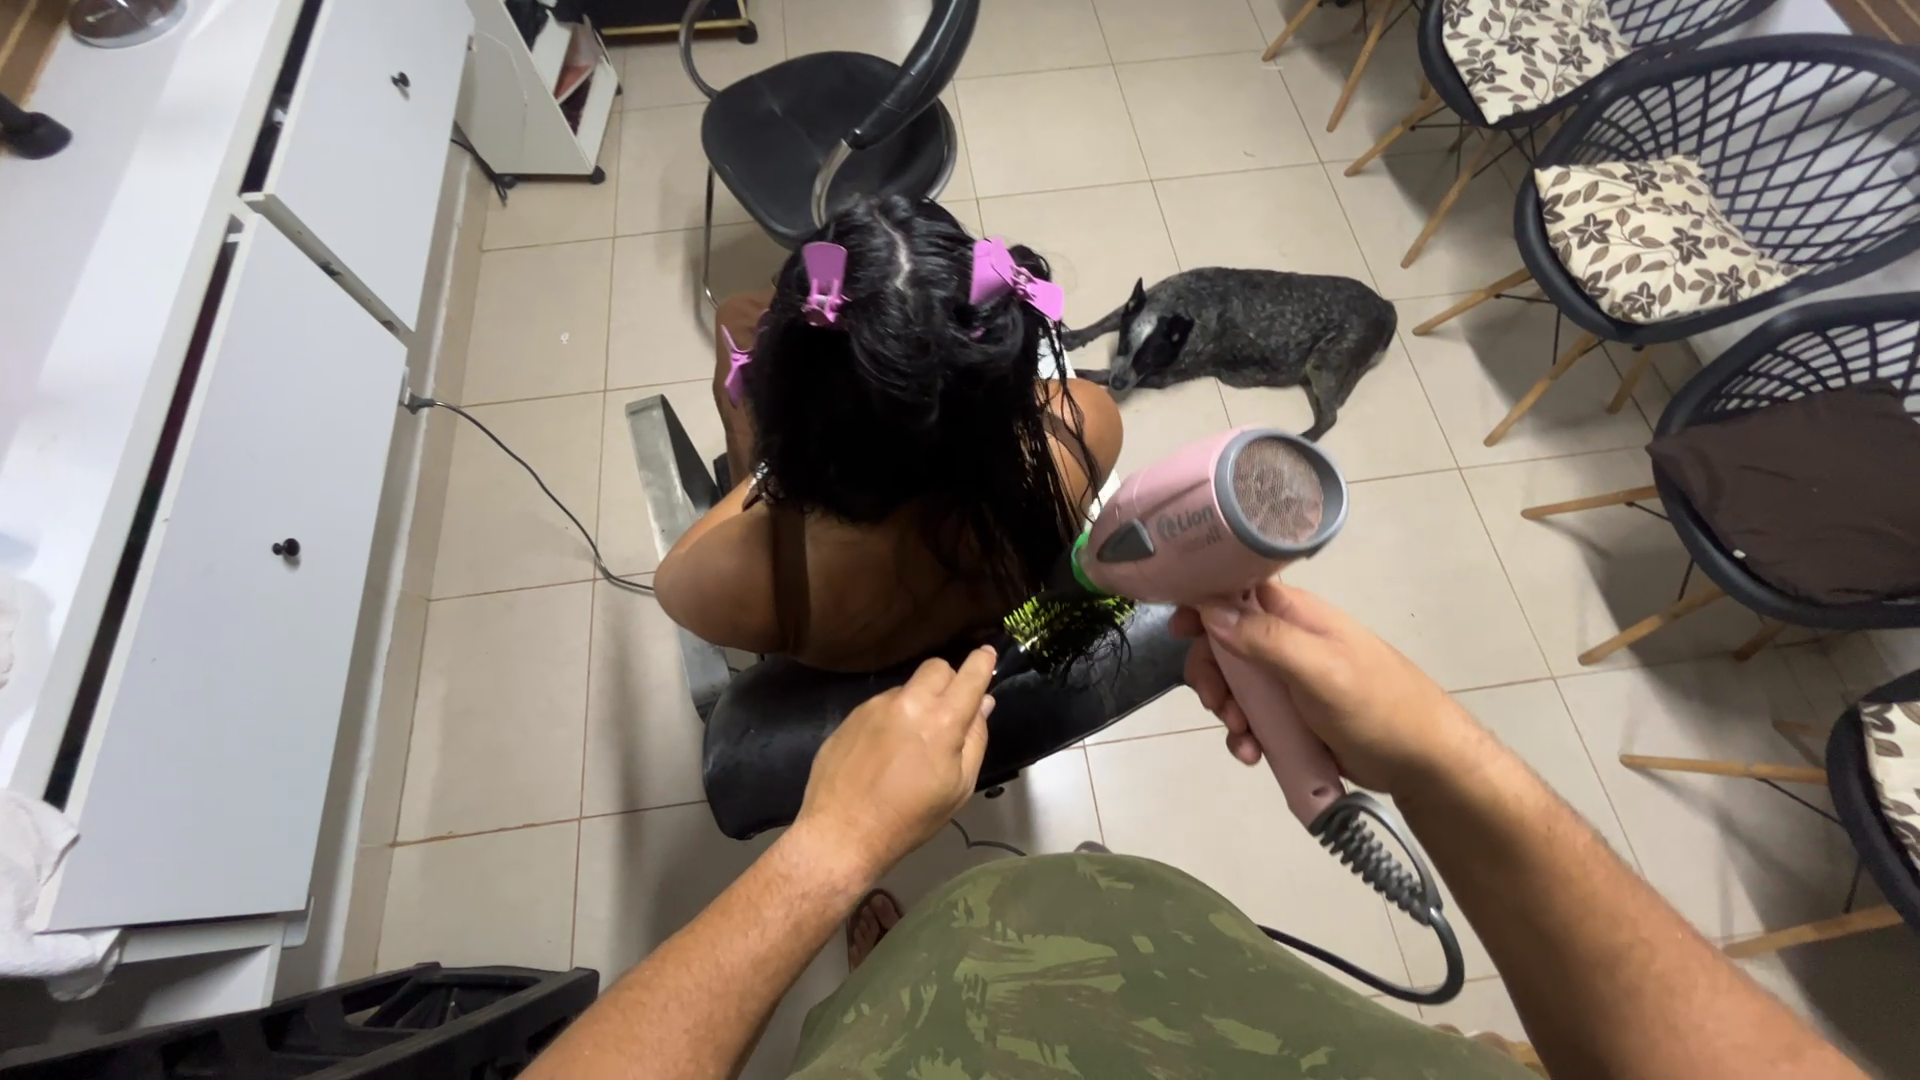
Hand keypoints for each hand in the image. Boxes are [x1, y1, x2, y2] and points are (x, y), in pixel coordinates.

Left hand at [794, 646, 995, 880]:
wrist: (842, 832)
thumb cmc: (909, 818)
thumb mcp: (958, 788)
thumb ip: (975, 740)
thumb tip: (982, 704)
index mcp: (942, 722)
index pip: (969, 676)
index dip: (982, 662)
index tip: (987, 653)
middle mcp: (909, 703)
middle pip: (936, 668)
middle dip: (948, 681)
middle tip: (947, 710)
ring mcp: (876, 706)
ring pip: (907, 687)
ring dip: (917, 702)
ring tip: (908, 743)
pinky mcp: (852, 715)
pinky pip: (881, 705)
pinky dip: (891, 718)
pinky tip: (882, 751)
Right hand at [1173, 581, 1485, 795]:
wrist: (1422, 764)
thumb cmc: (1376, 705)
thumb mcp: (1319, 668)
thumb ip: (1264, 639)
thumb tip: (1209, 611)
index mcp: (1292, 615)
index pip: (1233, 591)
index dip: (1201, 605)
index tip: (1178, 631)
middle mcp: (1284, 640)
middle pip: (1222, 643)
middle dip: (1210, 673)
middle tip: (1215, 701)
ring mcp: (1285, 679)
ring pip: (1231, 684)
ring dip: (1226, 710)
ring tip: (1242, 736)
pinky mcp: (1288, 715)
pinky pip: (1249, 717)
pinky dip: (1243, 735)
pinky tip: (1253, 753)